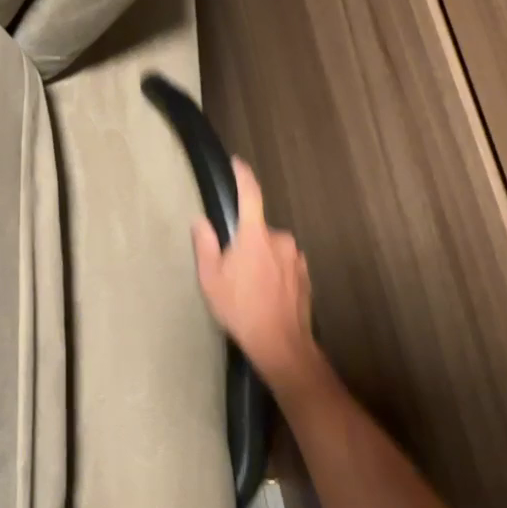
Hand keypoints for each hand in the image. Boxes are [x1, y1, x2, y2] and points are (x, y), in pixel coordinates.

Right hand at [193, 157, 319, 391]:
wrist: (281, 344)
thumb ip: (205, 245)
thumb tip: (201, 221)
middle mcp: (280, 239)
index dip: (243, 176)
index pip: (250, 195)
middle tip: (231, 269)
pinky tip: (265, 295)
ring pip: (272, 249)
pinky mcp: (305, 275)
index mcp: (255, 235)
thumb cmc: (240, 309)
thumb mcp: (210, 279)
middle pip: (257, 230)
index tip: (237, 163)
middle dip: (245, 243)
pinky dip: (274, 273)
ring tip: (248, 288)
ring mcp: (296, 257)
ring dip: (260, 260)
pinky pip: (284, 264)